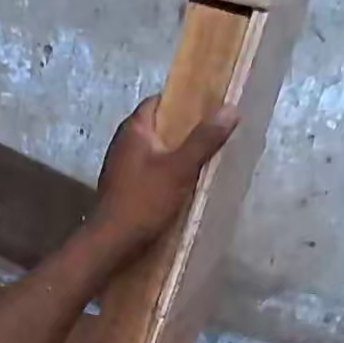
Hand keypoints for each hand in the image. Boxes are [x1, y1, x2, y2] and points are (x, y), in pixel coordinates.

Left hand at [89, 94, 238, 251]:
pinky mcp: (126, 187)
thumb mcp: (180, 168)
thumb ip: (204, 139)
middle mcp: (124, 142)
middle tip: (215, 133)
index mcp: (133, 129)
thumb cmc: (144, 200)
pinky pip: (152, 170)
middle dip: (185, 129)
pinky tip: (187, 183)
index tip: (210, 107)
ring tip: (207, 157)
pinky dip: (169, 172)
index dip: (183, 101)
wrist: (113, 242)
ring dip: (178, 153)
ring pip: (157, 150)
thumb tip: (231, 108)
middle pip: (160, 127)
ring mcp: (123, 166)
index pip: (159, 101)